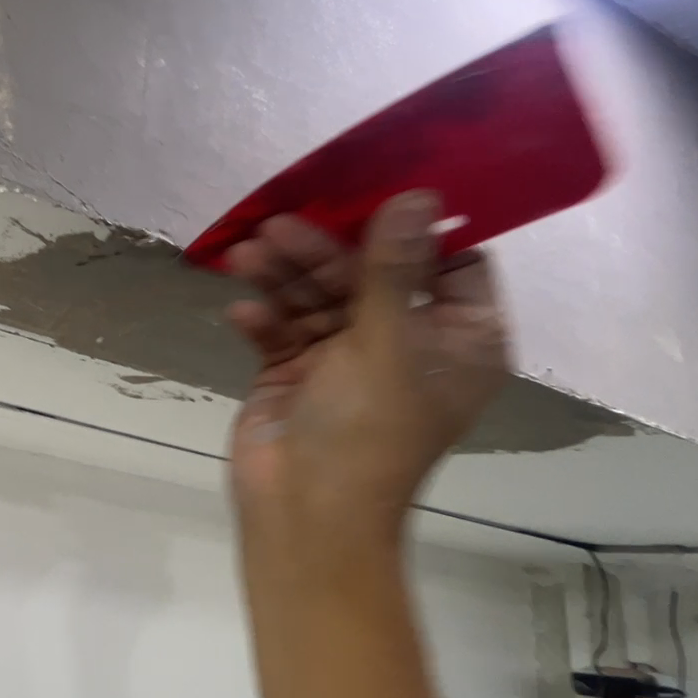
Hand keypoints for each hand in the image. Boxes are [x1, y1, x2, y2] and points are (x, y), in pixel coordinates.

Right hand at [223, 191, 510, 533]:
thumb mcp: (386, 344)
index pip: (450, 264)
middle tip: (278, 226)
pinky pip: (279, 334)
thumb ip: (391, 270)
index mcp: (456, 339)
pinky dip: (261, 322)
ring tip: (245, 254)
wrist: (302, 506)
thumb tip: (415, 196)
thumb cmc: (366, 430)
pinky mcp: (292, 373)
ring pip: (314, 301)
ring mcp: (342, 359)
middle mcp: (403, 342)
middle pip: (365, 276)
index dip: (414, 229)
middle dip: (321, 253)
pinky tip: (240, 314)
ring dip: (281, 279)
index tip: (373, 191)